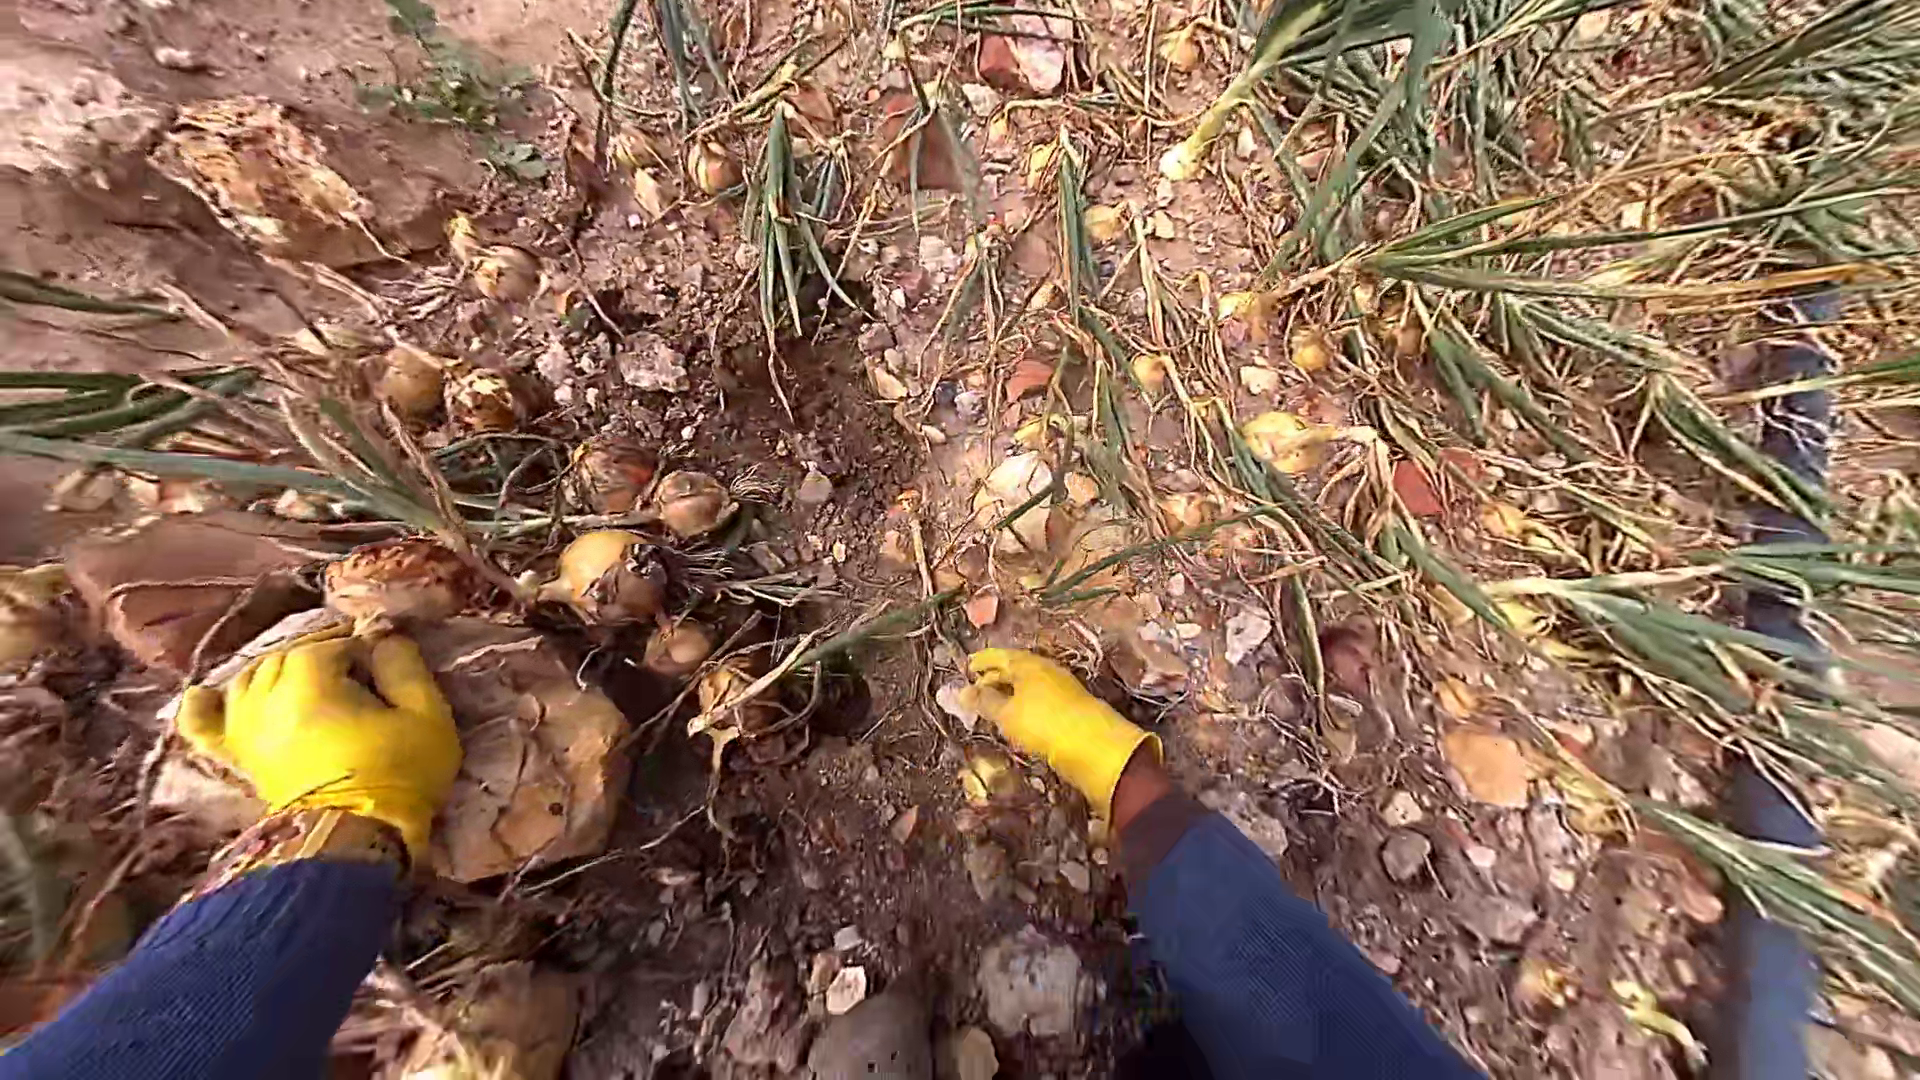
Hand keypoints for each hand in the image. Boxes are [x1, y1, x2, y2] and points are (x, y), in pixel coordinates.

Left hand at [176, 629, 461, 858]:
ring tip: (313, 672)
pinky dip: (203, 707)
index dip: (355, 643)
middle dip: (319, 650)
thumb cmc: (402, 769)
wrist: (357, 835)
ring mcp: (244, 734)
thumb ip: (406, 670)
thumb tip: (386, 639)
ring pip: (247, 682)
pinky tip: (205, 693)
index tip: (386, 654)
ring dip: (278, 668)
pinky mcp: (240, 758)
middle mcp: (265, 706)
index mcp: (311, 691)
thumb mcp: (426, 714)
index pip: (323, 646)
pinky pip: (205, 726)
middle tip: (358, 659)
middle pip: (281, 659)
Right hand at [966, 648, 1158, 817]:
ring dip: (1008, 692)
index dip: (982, 661)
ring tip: (992, 706)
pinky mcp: (1069, 706)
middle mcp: (1045, 669)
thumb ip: (983, 701)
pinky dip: (1022, 703)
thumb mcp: (1006, 713)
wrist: (1094, 746)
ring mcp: (1060, 687)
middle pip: (1014, 668)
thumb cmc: (1043, 723)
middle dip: (994, 676)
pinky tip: (1016, 718)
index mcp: (1028, 663)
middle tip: (975, 689)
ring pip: (1027, 684)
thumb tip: (961, 691)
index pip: (999, 655)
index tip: (967, 668)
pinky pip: (1037, 698)